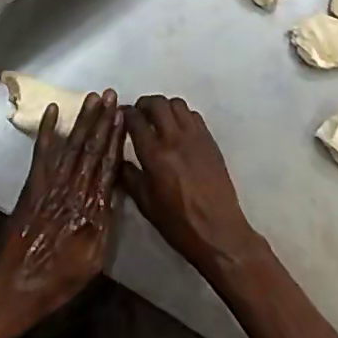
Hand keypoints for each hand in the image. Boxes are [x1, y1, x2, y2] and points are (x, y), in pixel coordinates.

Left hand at [0, 89, 124, 333]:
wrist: (20, 280)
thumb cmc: (63, 275)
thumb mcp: (96, 256)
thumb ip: (105, 220)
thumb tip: (113, 189)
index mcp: (93, 208)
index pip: (108, 165)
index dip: (116, 138)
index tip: (123, 116)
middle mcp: (74, 189)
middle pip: (92, 148)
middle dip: (102, 120)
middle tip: (110, 95)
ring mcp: (52, 183)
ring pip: (71, 144)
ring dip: (82, 119)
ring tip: (92, 98)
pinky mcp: (33, 182)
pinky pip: (42, 151)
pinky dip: (48, 129)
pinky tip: (54, 110)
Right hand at [121, 95, 261, 275]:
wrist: (219, 234)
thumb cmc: (178, 223)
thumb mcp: (145, 204)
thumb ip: (128, 176)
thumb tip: (118, 159)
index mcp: (155, 156)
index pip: (135, 119)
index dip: (125, 113)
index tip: (121, 117)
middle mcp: (174, 140)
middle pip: (157, 103)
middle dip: (143, 104)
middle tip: (139, 115)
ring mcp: (195, 138)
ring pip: (177, 104)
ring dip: (164, 108)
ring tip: (160, 120)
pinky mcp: (211, 142)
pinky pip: (194, 116)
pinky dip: (183, 116)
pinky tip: (179, 131)